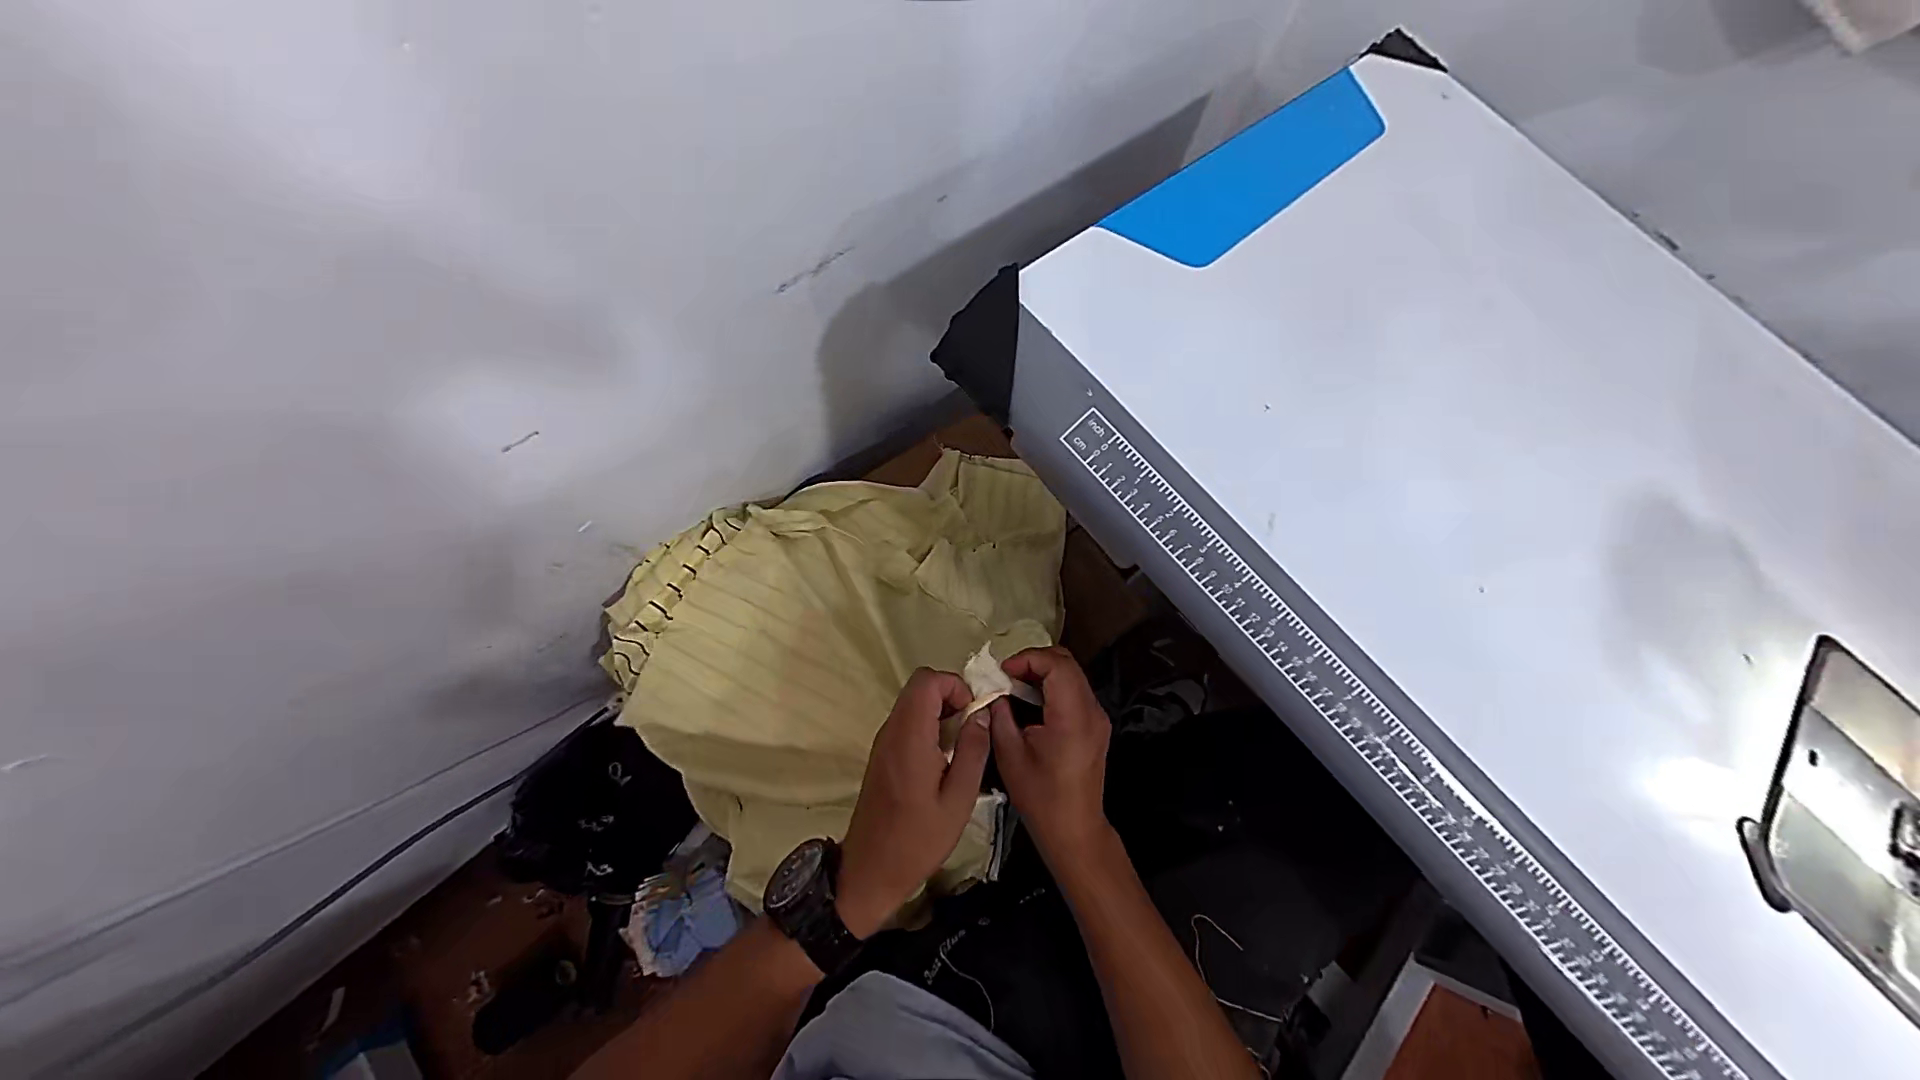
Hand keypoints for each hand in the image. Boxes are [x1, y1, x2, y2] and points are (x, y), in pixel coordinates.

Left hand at [837, 668, 991, 937]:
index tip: (973, 714)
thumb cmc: (917, 840)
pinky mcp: (882, 754)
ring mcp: (883, 742)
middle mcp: (892, 731)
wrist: (870, 869)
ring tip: (961, 747)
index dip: (954, 686)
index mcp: (910, 737)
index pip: (927, 680)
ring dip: (940, 712)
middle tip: (971, 728)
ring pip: (913, 703)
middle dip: (950, 697)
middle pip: (919, 687)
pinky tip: (943, 760)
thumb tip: (982, 715)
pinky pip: (907, 722)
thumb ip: (973, 751)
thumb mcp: (959, 799)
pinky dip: (928, 726)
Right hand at [988, 646, 1112, 861]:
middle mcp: (1092, 711)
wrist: (1074, 829)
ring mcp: (1098, 717)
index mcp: (1073, 717)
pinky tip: (1031, 700)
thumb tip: (995, 693)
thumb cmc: (1040, 796)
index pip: (1057, 665)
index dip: (1028, 659)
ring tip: (1015, 684)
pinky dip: (1052, 685)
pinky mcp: (1096, 724)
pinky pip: (1074, 690)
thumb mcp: (1010, 755)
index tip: (1004, 671)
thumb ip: (1000, 716)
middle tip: (1008, 674)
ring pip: (1072, 674)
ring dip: (1043, 671)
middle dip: (1034, 660)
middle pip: (1067, 662)